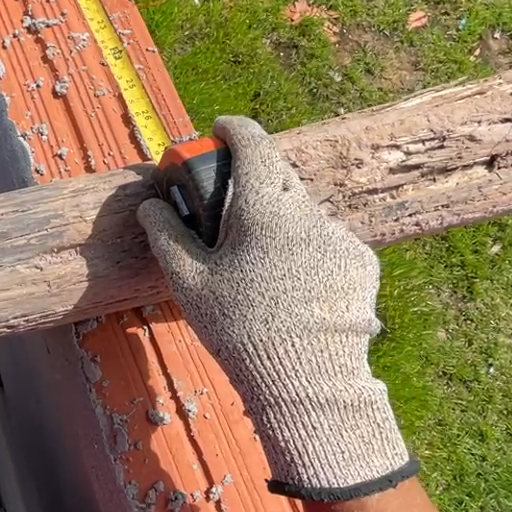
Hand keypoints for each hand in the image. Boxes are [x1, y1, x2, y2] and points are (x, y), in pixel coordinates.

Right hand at [137, 117, 415, 500]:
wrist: (308, 382)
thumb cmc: (239, 328)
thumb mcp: (188, 282)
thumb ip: (165, 234)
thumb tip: (150, 205)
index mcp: (264, 210)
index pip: (254, 144)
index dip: (233, 128)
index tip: (219, 129)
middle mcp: (308, 213)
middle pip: (278, 174)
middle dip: (251, 177)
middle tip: (226, 201)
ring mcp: (341, 237)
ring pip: (301, 209)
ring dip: (278, 216)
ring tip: (258, 259)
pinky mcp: (361, 262)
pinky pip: (326, 238)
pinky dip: (304, 245)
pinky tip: (289, 281)